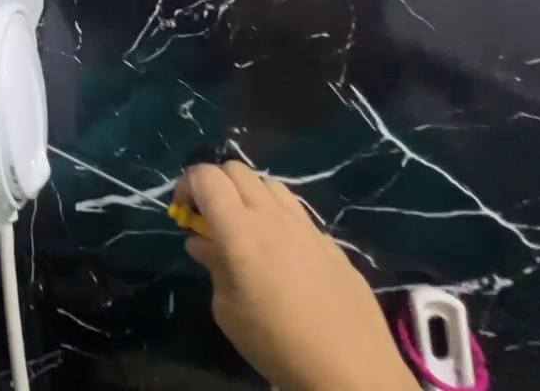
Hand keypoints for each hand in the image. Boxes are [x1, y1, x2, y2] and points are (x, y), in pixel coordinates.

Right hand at [177, 163, 419, 390]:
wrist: (354, 375)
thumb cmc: (276, 342)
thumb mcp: (227, 309)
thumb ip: (213, 265)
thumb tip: (202, 244)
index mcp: (238, 228)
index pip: (205, 175)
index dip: (186, 184)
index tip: (185, 213)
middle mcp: (272, 216)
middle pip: (236, 169)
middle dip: (215, 185)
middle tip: (211, 219)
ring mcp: (307, 228)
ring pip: (270, 184)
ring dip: (249, 195)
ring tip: (247, 228)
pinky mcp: (333, 246)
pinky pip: (298, 213)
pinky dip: (279, 218)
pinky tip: (283, 253)